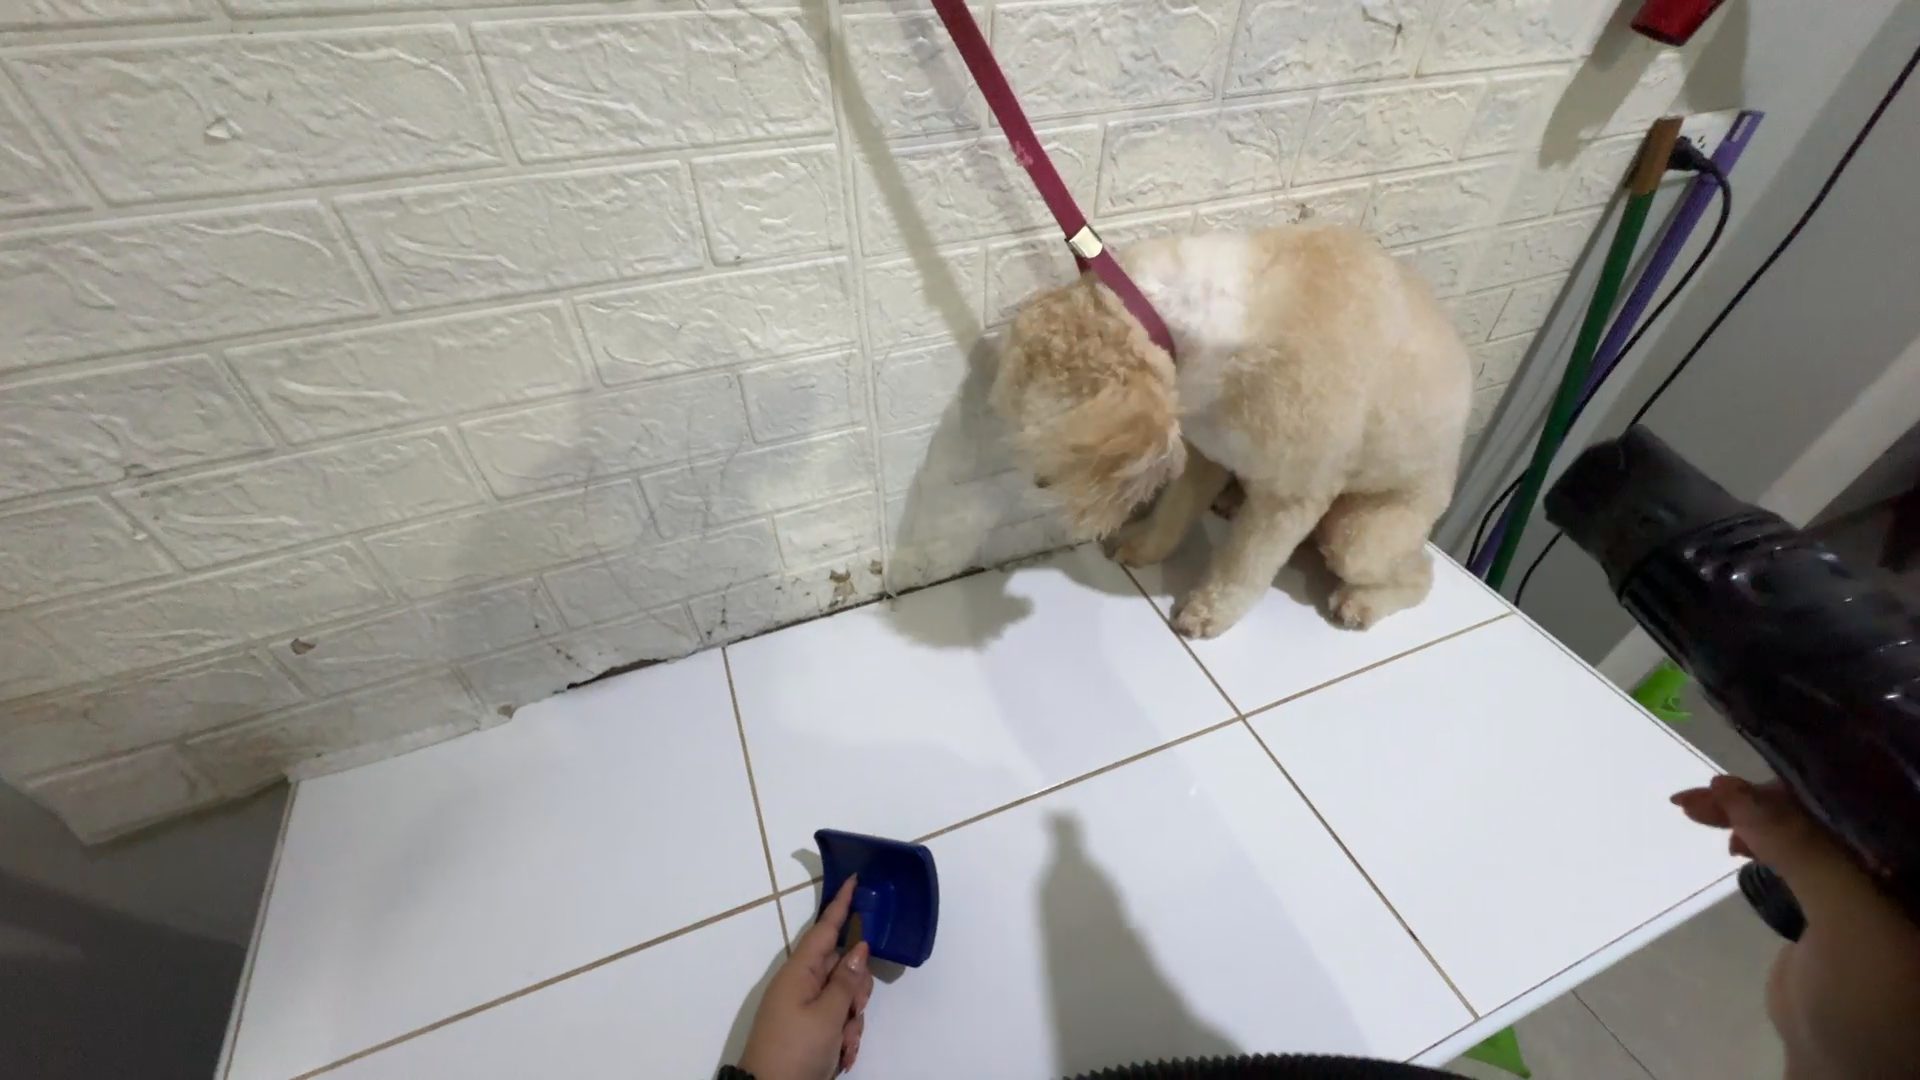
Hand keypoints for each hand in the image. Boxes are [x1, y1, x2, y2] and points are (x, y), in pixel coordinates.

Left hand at [738, 878, 873, 1079]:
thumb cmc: (795, 1051)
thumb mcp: (827, 1017)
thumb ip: (847, 981)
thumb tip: (860, 948)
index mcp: (800, 971)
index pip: (825, 928)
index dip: (841, 905)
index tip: (855, 879)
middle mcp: (803, 984)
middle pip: (843, 967)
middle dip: (856, 990)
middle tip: (853, 1012)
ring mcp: (805, 1008)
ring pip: (845, 997)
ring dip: (851, 1020)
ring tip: (843, 1045)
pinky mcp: (808, 1030)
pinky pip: (837, 1020)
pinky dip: (843, 1036)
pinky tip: (841, 1056)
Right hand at [1672, 775, 1919, 1079]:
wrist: (1854, 1073)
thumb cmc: (1882, 1009)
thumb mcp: (1855, 928)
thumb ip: (1805, 853)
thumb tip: (1728, 785)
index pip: (1880, 803)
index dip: (1815, 781)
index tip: (1746, 776)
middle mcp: (1912, 874)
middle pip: (1840, 812)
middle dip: (1767, 797)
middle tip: (1699, 797)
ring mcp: (1884, 890)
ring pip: (1813, 827)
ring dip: (1752, 814)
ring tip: (1692, 812)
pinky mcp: (1849, 903)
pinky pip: (1803, 851)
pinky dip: (1758, 838)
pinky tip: (1726, 839)